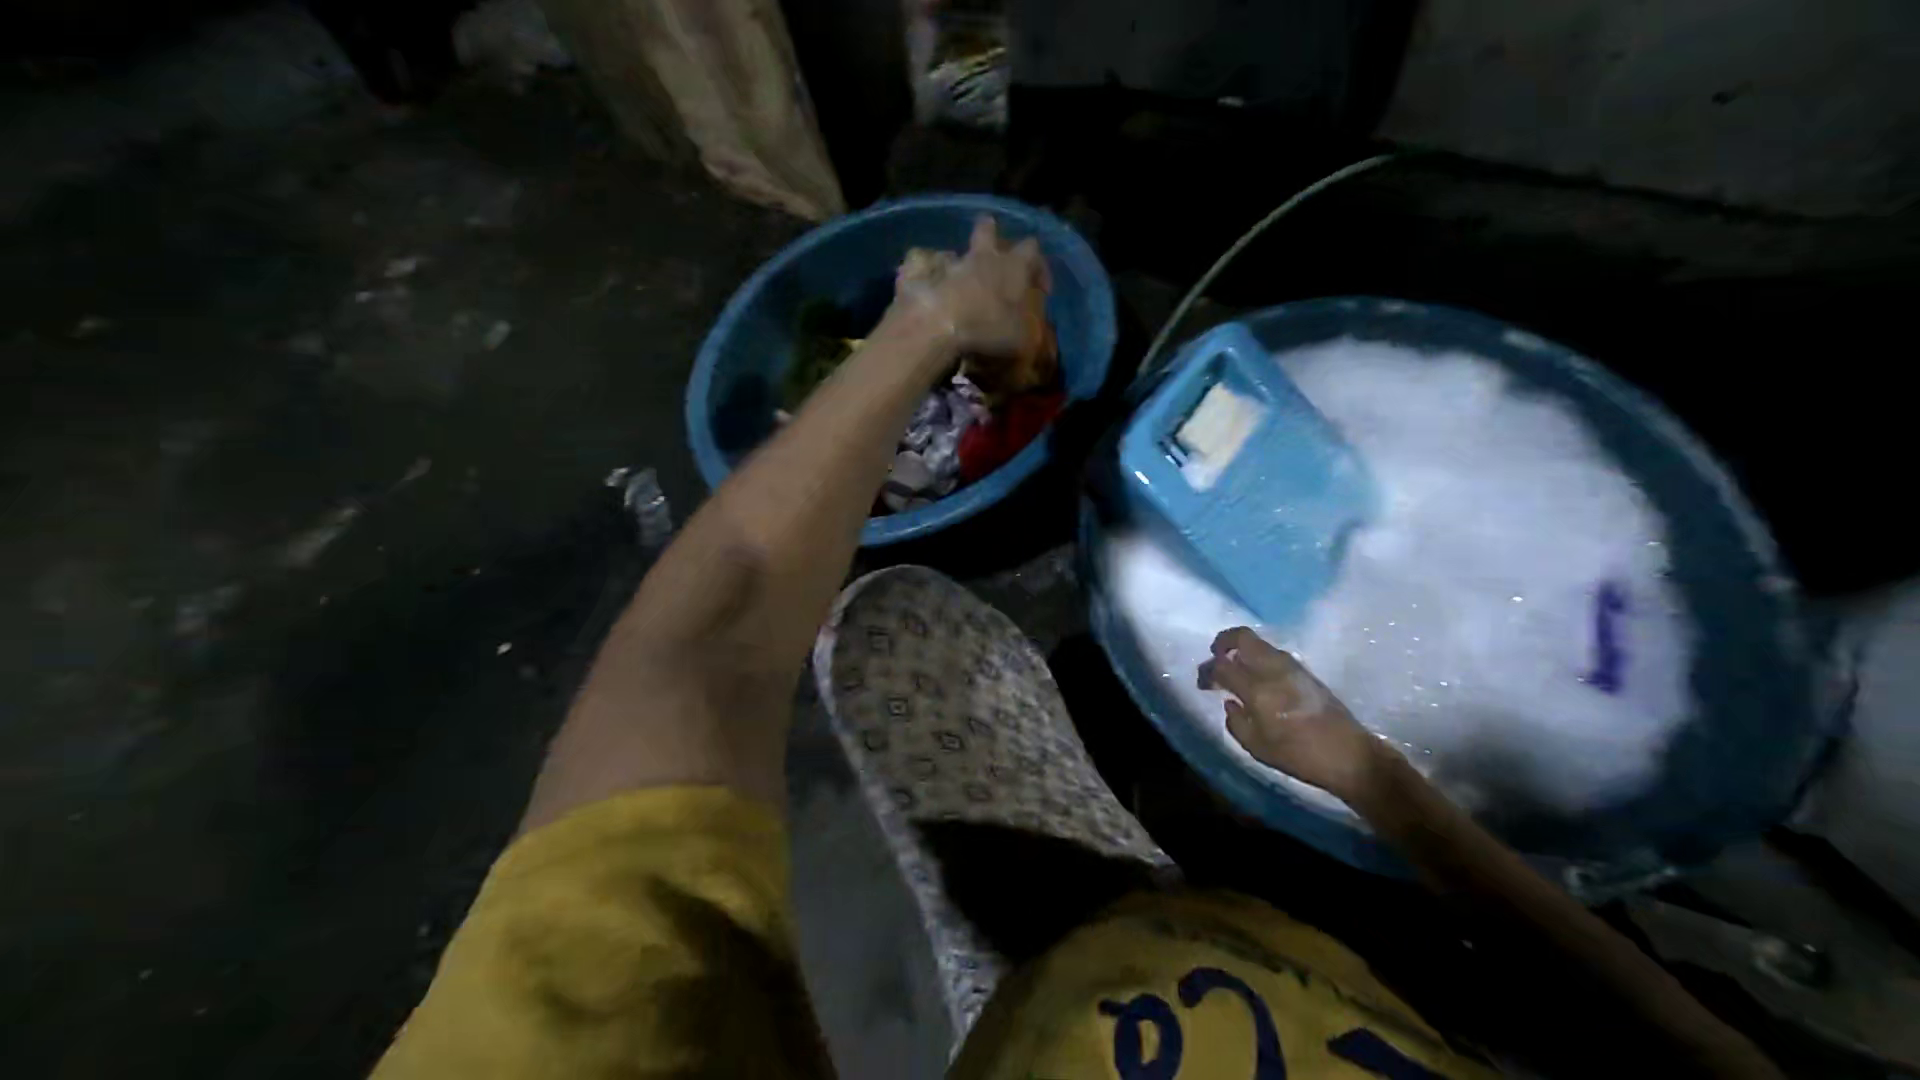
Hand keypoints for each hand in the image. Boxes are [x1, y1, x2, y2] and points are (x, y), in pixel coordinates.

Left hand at [892, 215, 1050, 360]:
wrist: (935, 329)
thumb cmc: (987, 333)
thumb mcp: (1021, 344)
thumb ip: (1026, 336)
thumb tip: (1026, 342)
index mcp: (1012, 267)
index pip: (1033, 250)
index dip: (1038, 266)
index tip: (1039, 288)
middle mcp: (980, 256)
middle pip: (988, 228)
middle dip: (991, 235)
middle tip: (991, 258)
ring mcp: (946, 261)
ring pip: (953, 250)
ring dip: (956, 265)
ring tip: (954, 290)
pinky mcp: (916, 271)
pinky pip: (919, 265)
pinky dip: (922, 277)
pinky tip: (922, 293)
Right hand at [1200, 627, 1395, 802]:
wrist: (1350, 756)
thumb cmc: (1299, 755)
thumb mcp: (1257, 747)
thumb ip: (1236, 722)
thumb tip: (1230, 702)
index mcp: (1258, 689)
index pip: (1222, 666)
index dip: (1207, 671)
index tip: (1203, 683)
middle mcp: (1274, 669)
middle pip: (1242, 637)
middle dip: (1223, 642)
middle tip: (1216, 657)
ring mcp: (1292, 667)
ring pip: (1260, 643)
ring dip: (1243, 650)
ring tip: (1237, 669)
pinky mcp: (1306, 672)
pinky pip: (1274, 654)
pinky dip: (1259, 658)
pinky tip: (1259, 678)